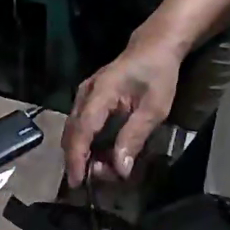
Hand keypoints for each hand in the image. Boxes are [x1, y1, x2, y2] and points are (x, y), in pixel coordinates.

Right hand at [62, 40, 182, 185]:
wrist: (153, 47)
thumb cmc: (157, 75)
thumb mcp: (153, 109)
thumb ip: (134, 138)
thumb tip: (120, 169)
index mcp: (101, 93)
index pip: (82, 130)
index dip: (77, 158)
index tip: (77, 182)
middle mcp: (85, 94)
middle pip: (72, 134)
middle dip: (80, 161)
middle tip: (96, 182)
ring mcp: (83, 95)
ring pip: (73, 131)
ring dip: (83, 154)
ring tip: (101, 171)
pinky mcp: (87, 100)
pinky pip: (80, 126)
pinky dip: (86, 144)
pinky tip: (99, 155)